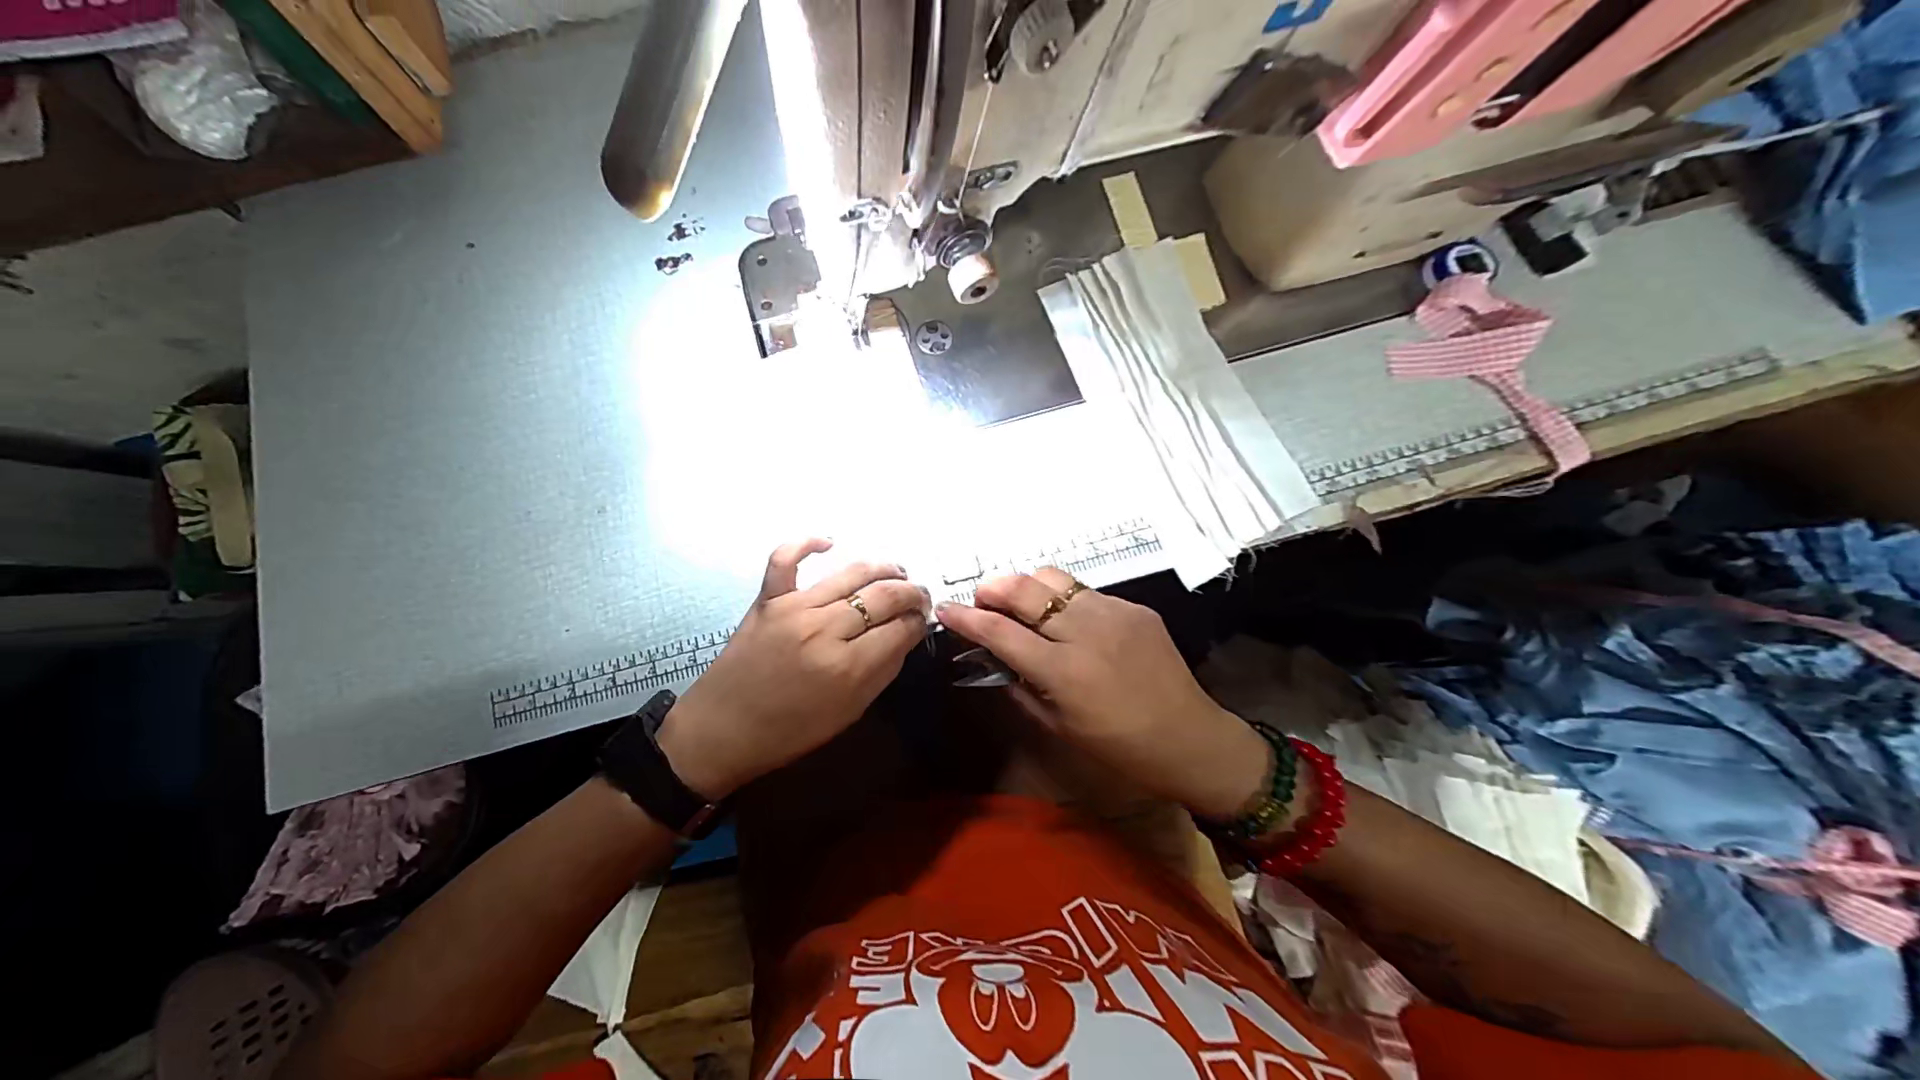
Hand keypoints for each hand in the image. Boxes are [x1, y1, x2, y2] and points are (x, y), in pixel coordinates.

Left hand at [656, 539, 928, 799]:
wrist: (722, 731)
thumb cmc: (790, 732)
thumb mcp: (849, 712)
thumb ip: (883, 671)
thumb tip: (906, 635)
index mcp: (849, 667)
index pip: (902, 628)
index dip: (919, 621)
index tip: (923, 621)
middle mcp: (825, 630)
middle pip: (885, 595)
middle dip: (912, 593)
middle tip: (920, 597)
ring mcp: (794, 608)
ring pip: (851, 573)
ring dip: (884, 568)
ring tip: (898, 572)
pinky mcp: (767, 599)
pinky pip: (786, 558)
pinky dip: (806, 543)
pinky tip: (828, 542)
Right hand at [937, 569, 1271, 821]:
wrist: (1190, 737)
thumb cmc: (1119, 747)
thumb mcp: (1060, 726)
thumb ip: (1021, 687)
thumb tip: (992, 660)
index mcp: (1062, 671)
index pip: (1001, 632)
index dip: (967, 618)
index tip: (947, 608)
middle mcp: (1085, 632)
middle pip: (1025, 590)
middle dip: (994, 588)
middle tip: (982, 598)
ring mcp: (1114, 613)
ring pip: (1056, 579)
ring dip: (1030, 587)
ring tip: (1023, 604)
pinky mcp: (1135, 608)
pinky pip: (1088, 592)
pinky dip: (1067, 601)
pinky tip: (1070, 622)